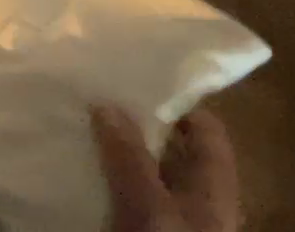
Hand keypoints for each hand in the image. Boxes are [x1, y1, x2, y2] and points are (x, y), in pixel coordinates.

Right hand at [91, 105, 240, 231]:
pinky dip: (105, 174)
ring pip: (143, 168)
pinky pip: (125, 191)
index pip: (207, 129)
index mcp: (215, 187)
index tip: (135, 77)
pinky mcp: (146, 224)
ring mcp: (172, 214)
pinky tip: (78, 162)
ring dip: (114, 148)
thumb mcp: (149, 205)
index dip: (177, 101)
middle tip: (94, 96)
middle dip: (134, 120)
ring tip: (79, 124)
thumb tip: (106, 102)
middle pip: (170, 146)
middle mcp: (197, 197)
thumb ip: (130, 156)